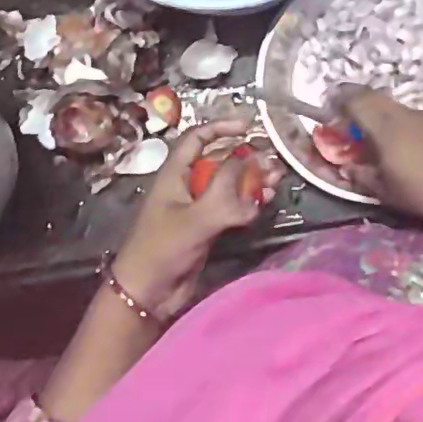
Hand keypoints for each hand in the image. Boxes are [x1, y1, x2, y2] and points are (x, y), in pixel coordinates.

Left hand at [110, 120, 262, 318]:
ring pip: (230, 183)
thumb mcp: (196, 217)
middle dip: (247, 158)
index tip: (249, 127)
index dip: (222, 127)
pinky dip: (249, 201)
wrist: (147, 295)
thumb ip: (226, 188)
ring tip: (276, 181)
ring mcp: (198, 206)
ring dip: (253, 180)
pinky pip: (232, 204)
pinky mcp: (208, 225)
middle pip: (221, 160)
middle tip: (272, 161)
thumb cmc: (162, 249)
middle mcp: (187, 185)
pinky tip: (265, 201)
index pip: (198, 138)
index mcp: (175, 174)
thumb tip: (252, 162)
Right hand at [335, 87, 422, 221]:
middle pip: (375, 96)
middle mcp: (405, 114)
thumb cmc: (420, 194)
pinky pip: (416, 116)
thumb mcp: (382, 190)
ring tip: (381, 134)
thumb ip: (359, 172)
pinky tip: (410, 142)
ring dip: (383, 113)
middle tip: (350, 115)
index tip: (331, 105)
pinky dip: (405, 123)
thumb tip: (346, 163)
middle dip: (359, 101)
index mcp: (386, 128)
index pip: (357, 100)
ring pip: (397, 106)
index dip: (340, 99)